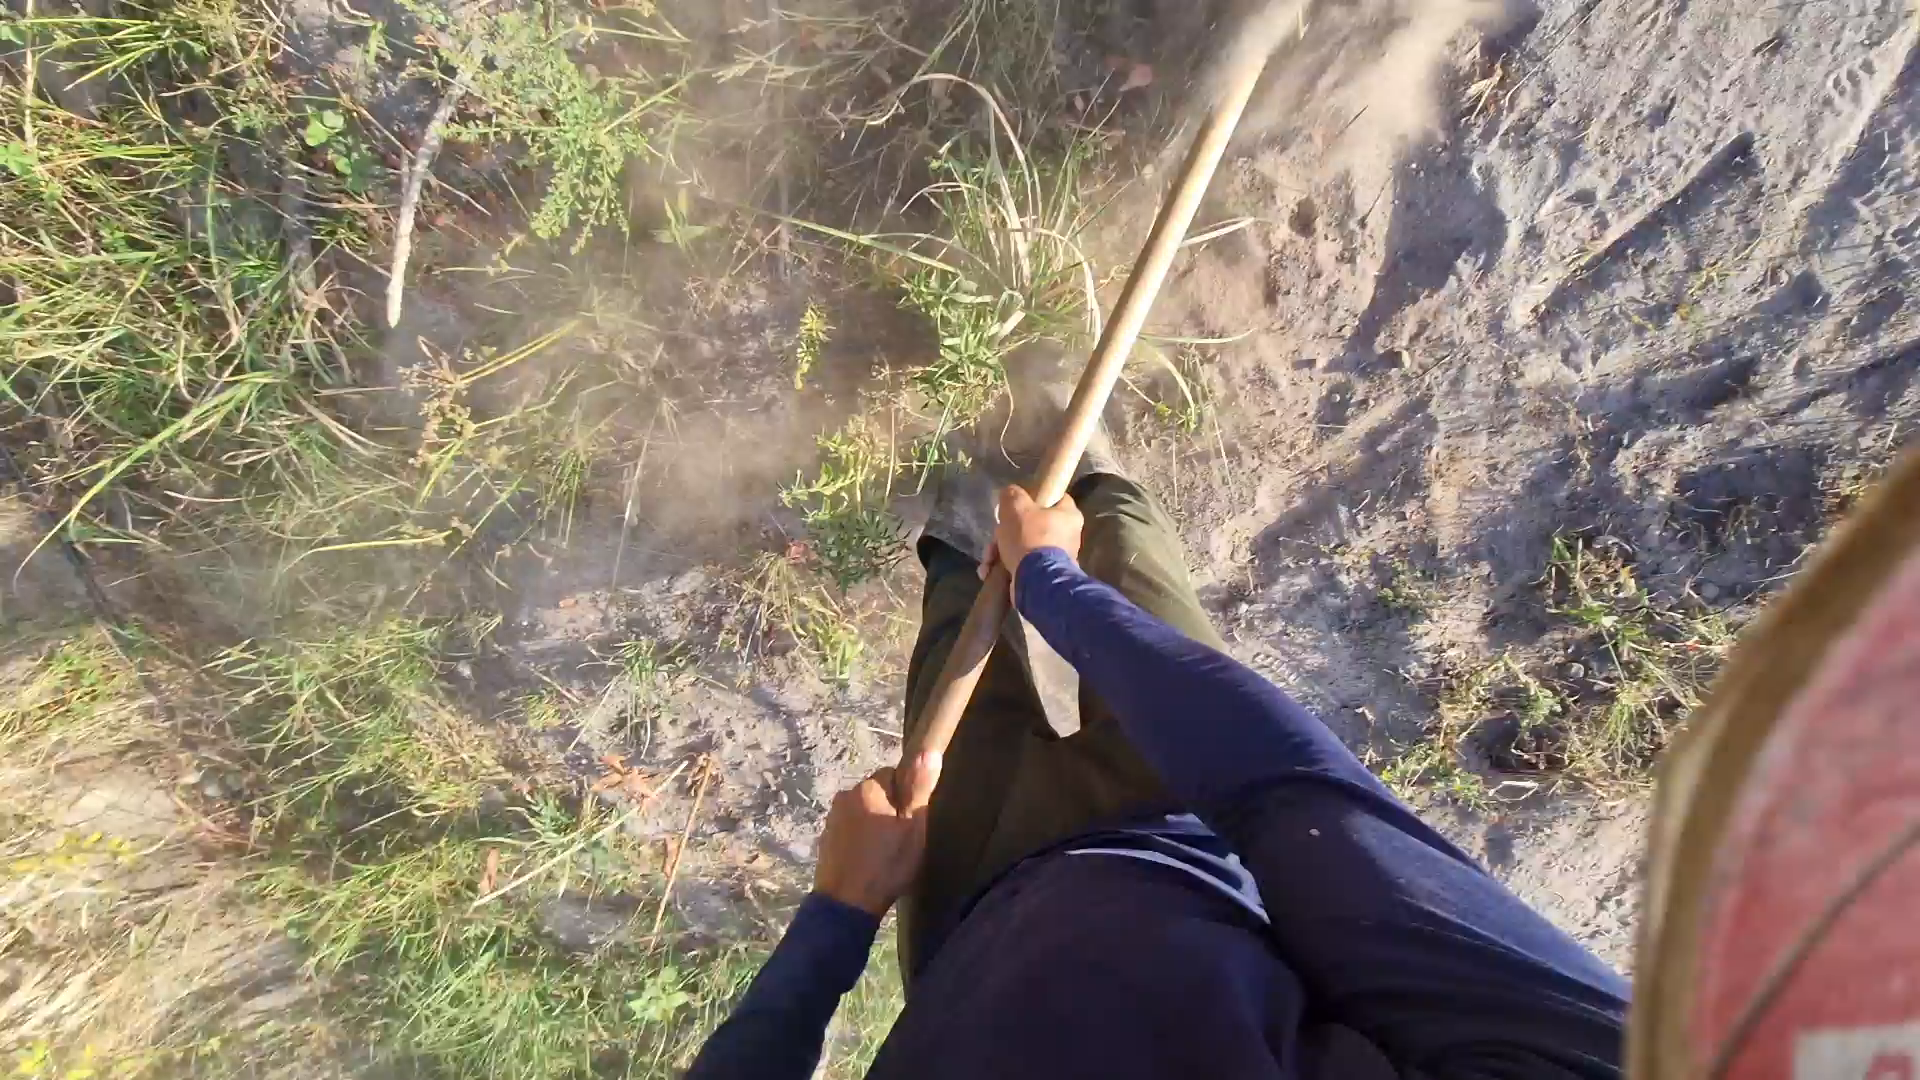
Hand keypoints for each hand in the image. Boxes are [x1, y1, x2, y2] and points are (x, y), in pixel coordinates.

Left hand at [813, 752, 941, 915]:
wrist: (846, 905)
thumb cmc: (886, 864)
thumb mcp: (912, 828)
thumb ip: (919, 789)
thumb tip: (929, 752)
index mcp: (868, 788)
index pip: (893, 774)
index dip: (906, 796)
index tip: (909, 820)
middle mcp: (845, 795)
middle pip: (877, 792)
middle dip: (888, 808)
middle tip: (899, 839)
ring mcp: (832, 818)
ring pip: (862, 811)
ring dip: (872, 823)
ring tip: (883, 852)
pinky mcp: (825, 838)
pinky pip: (849, 828)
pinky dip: (858, 838)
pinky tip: (866, 859)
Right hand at [981, 485, 1083, 599]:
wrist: (1036, 583)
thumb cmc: (1030, 538)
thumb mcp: (1015, 507)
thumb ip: (1012, 494)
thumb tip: (1010, 494)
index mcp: (1068, 515)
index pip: (1053, 497)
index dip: (1032, 497)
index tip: (1014, 503)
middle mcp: (1066, 536)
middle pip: (1031, 525)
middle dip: (1005, 533)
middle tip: (995, 539)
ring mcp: (1056, 558)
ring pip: (1022, 546)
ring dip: (1000, 552)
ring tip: (988, 561)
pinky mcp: (1043, 576)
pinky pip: (1021, 565)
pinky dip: (1004, 568)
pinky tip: (989, 572)